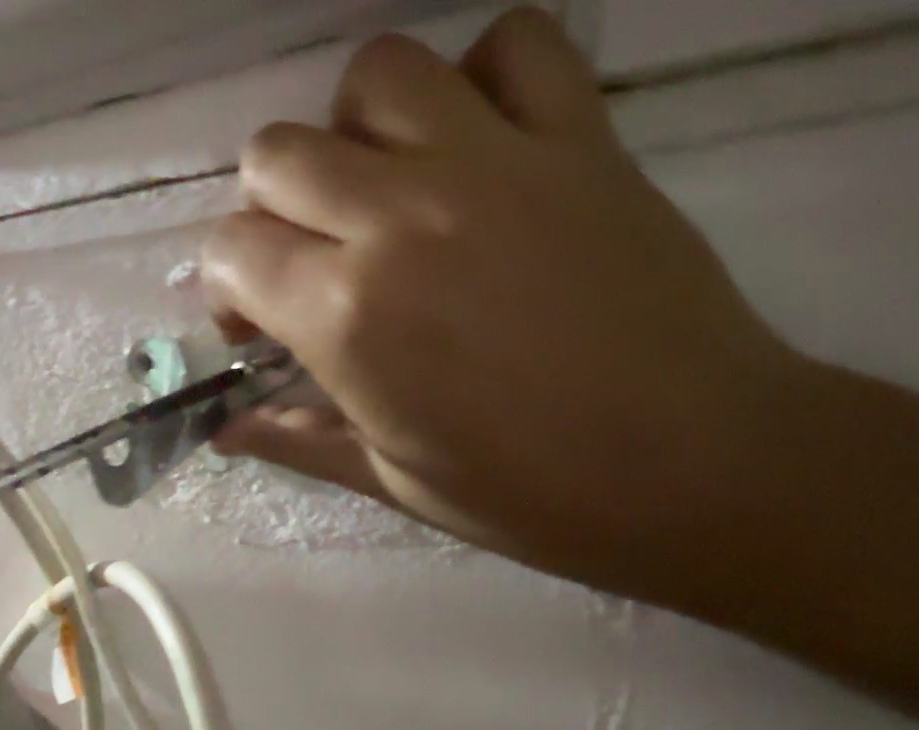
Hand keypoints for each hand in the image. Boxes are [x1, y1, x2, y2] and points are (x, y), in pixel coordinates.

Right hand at [204, 10, 806, 601]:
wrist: (696, 467)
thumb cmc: (529, 494)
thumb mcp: (389, 479)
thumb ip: (294, 437)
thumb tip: (221, 428)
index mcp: (345, 314)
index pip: (229, 251)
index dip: (226, 287)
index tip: (257, 323)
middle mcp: (399, 217)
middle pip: (276, 151)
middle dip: (271, 206)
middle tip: (313, 255)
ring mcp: (493, 162)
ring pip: (377, 74)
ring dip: (359, 127)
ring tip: (389, 185)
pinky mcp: (579, 136)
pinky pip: (515, 43)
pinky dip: (484, 74)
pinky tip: (484, 138)